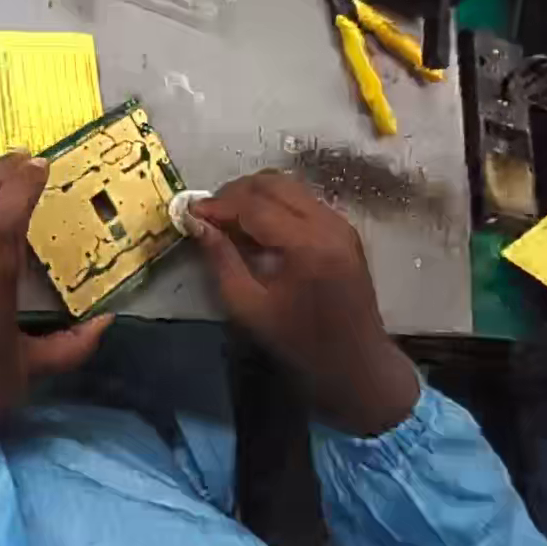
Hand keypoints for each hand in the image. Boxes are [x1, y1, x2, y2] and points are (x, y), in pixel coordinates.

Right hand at [191, 171, 417, 435]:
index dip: (217, 204)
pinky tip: (254, 226)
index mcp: (307, 246)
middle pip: (272, 184)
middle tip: (207, 213)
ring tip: (226, 217)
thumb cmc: (297, 338)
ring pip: (287, 185)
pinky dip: (271, 202)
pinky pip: (300, 198)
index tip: (190, 212)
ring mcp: (340, 223)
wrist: (356, 361)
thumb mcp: (247, 305)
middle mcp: (329, 224)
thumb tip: (195, 222)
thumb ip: (221, 258)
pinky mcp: (342, 228)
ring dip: (252, 194)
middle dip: (233, 193)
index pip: (254, 205)